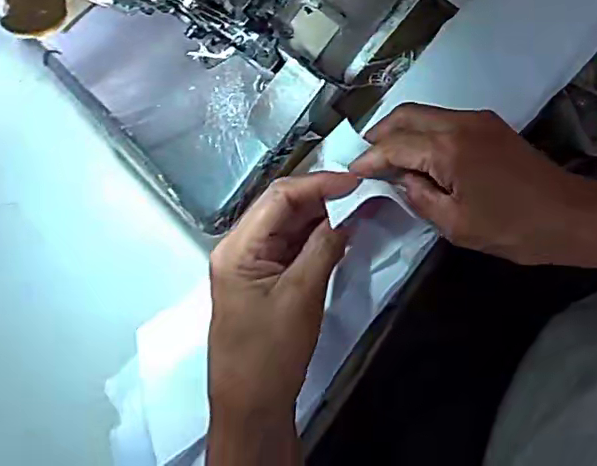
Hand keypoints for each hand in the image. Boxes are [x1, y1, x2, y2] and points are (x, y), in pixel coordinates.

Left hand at [208, 172, 357, 426]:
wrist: (251, 412)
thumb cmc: (270, 355)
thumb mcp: (301, 296)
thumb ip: (324, 246)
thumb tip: (347, 213)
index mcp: (237, 247)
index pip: (279, 197)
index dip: (318, 184)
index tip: (353, 182)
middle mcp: (239, 247)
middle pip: (281, 206)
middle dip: (321, 196)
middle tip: (359, 192)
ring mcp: (250, 262)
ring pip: (288, 223)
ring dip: (320, 214)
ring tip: (356, 206)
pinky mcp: (263, 277)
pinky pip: (290, 243)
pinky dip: (315, 235)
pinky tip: (340, 231)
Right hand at [348, 104, 596, 266]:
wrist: (572, 215)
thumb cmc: (515, 229)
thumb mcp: (458, 227)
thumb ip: (420, 198)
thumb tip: (401, 180)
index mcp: (448, 148)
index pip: (395, 145)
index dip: (370, 158)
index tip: (352, 171)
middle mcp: (459, 122)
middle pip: (406, 114)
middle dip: (380, 132)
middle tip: (364, 156)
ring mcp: (477, 119)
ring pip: (425, 113)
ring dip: (402, 129)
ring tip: (387, 156)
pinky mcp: (489, 123)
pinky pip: (444, 119)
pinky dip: (423, 131)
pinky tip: (419, 153)